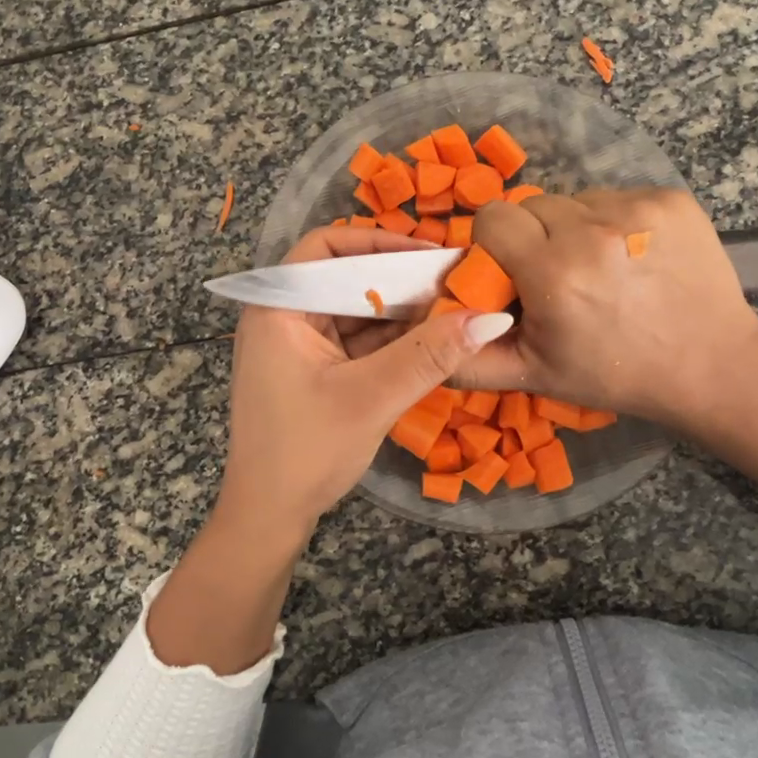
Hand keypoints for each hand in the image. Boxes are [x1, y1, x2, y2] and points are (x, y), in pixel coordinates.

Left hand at [222, 226, 515, 534]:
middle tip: (453, 281)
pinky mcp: (311, 369)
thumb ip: (429, 355)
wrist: (266, 516)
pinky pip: (354, 338)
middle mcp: (282, 315)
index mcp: (278, 307)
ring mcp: (296, 344)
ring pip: (353, 308)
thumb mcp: (371, 398)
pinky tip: (431, 341)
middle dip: (398, 278)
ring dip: (398, 310)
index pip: (327, 247)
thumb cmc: (306, 450)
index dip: (379, 241)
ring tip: (453, 308)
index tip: (430, 252)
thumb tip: (491, 315)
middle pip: (343, 276)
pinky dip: (388, 338)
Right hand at [455, 187, 757, 428]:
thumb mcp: (531, 375)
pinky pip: (615, 196)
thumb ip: (466, 357)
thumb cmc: (615, 374)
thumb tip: (421, 328)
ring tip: (600, 269)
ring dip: (573, 228)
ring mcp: (638, 209)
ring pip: (573, 200)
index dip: (494, 245)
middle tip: (557, 277)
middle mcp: (593, 231)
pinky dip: (614, 222)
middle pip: (530, 205)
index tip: (513, 274)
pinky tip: (632, 258)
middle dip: (533, 236)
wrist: (713, 368)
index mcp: (553, 273)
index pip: (491, 218)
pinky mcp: (671, 198)